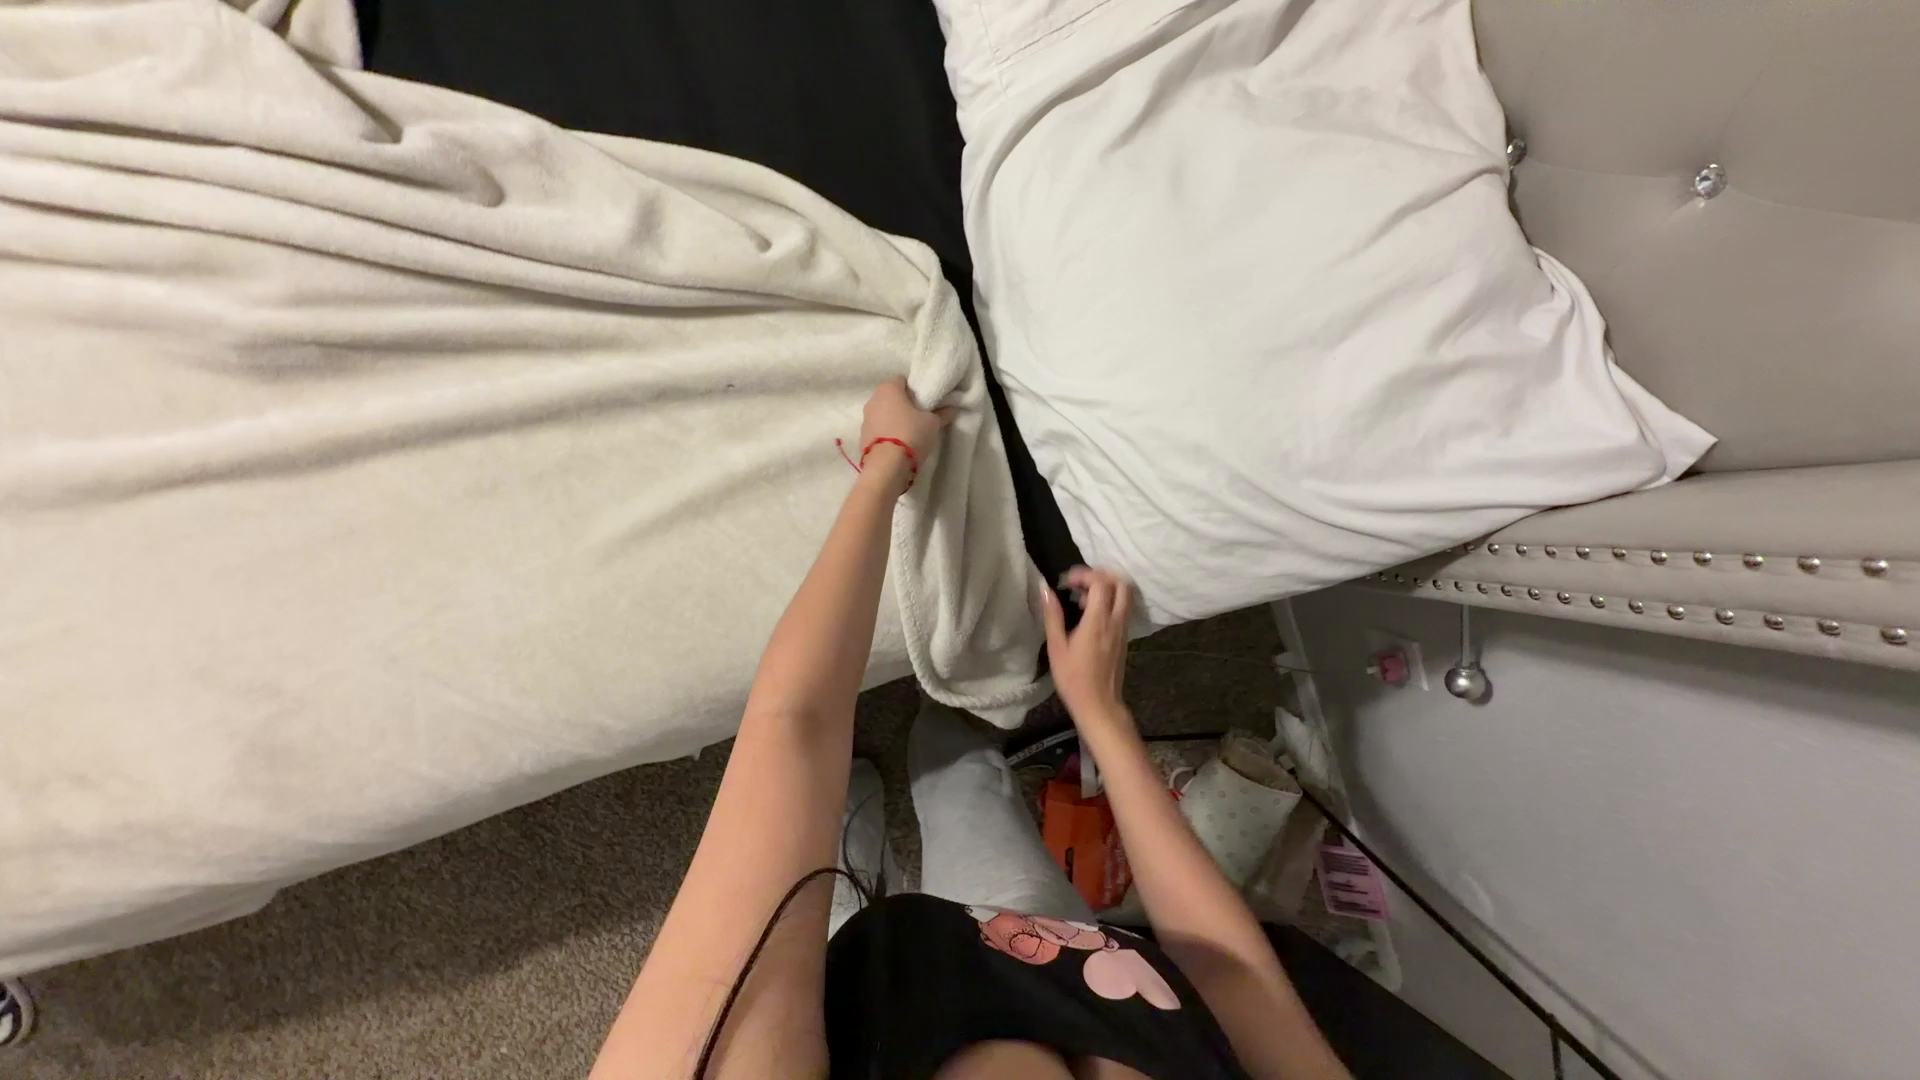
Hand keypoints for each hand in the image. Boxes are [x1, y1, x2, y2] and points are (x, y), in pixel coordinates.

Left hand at [858, 376, 954, 495]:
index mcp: (888, 388)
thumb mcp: (933, 424)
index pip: (901, 379)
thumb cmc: (911, 435)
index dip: (914, 388)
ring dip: (893, 420)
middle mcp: (873, 400)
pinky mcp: (862, 438)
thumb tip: (952, 409)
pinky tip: (898, 445)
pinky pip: (878, 430)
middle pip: (890, 397)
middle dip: (903, 404)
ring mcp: (865, 420)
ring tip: (909, 433)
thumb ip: (942, 414)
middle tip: (919, 416)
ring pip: (883, 414)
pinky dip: (886, 434)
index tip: (924, 400)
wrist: (887, 467)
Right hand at [1040, 566, 1137, 741]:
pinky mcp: (1124, 638)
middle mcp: (1115, 621)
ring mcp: (1123, 630)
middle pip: (1121, 584)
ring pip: (1125, 596)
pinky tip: (1089, 613)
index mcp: (1098, 622)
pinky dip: (1109, 601)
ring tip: (1082, 596)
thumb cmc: (1074, 679)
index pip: (1101, 583)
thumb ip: (1053, 616)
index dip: (1085, 574)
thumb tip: (1045, 590)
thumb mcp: (1056, 648)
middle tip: (1081, 581)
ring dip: (1107, 587)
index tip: (1067, 581)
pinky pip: (1122, 609)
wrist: (1099, 705)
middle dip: (1102, 574)